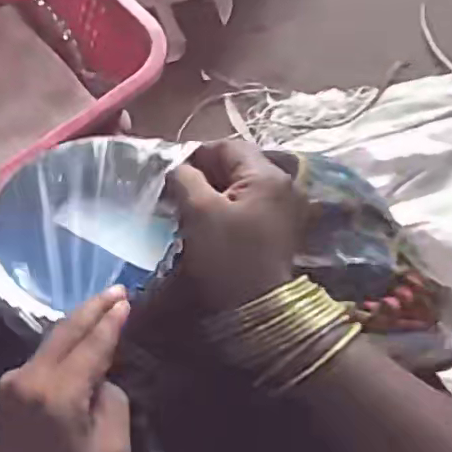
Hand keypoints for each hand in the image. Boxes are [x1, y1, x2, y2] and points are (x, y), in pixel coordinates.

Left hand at [0, 288, 134, 451]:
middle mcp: (29, 378)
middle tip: (118, 290)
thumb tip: (101, 375)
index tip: (127, 300)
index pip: (90, 347)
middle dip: (92, 308)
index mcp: (57, 395)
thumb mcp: (113, 451)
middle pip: (64, 332)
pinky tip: (82, 334)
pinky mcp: (7, 384)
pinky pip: (42, 355)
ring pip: (50, 341)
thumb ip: (112, 400)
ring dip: (77, 323)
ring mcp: (13, 379)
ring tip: (104, 305)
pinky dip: (64, 343)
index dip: (110, 322)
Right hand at [165, 140, 301, 311]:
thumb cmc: (227, 255)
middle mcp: (282, 184)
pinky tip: (204, 220)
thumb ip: (184, 179)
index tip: (169, 173)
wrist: (255, 304)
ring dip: (210, 190)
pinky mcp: (277, 225)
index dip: (195, 154)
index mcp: (266, 175)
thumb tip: (174, 166)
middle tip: (173, 190)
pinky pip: (246, 202)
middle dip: (202, 173)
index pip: (226, 146)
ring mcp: (283, 206)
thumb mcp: (199, 212)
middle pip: (235, 164)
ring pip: (239, 184)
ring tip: (184, 206)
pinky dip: (223, 205)